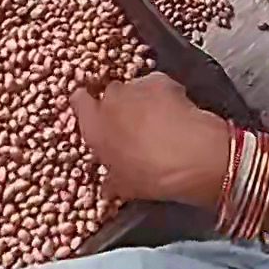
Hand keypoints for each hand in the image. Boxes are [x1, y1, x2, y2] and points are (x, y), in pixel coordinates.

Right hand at [70, 73, 232, 208]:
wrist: (190, 155)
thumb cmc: (149, 175)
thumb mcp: (125, 187)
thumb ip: (112, 182)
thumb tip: (108, 188)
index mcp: (94, 125)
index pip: (79, 101)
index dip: (88, 106)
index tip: (98, 116)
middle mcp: (109, 99)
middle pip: (109, 95)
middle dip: (119, 107)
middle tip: (135, 127)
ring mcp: (136, 86)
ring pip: (134, 89)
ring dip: (142, 100)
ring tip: (160, 121)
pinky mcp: (162, 79)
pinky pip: (157, 86)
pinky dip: (165, 95)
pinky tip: (177, 112)